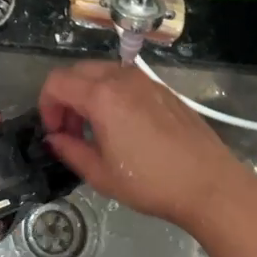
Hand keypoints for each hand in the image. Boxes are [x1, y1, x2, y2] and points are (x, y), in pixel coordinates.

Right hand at [39, 62, 256, 229]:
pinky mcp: (163, 89)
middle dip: (65, 98)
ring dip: (88, 95)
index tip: (54, 133)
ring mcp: (146, 81)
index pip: (57, 82)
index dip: (46, 106)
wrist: (210, 184)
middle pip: (78, 72)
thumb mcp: (102, 175)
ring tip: (95, 131)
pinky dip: (111, 95)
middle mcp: (122, 78)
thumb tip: (55, 139)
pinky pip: (125, 81)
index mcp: (102, 95)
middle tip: (71, 132)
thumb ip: (71, 151)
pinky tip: (122, 128)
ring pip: (102, 73)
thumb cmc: (151, 182)